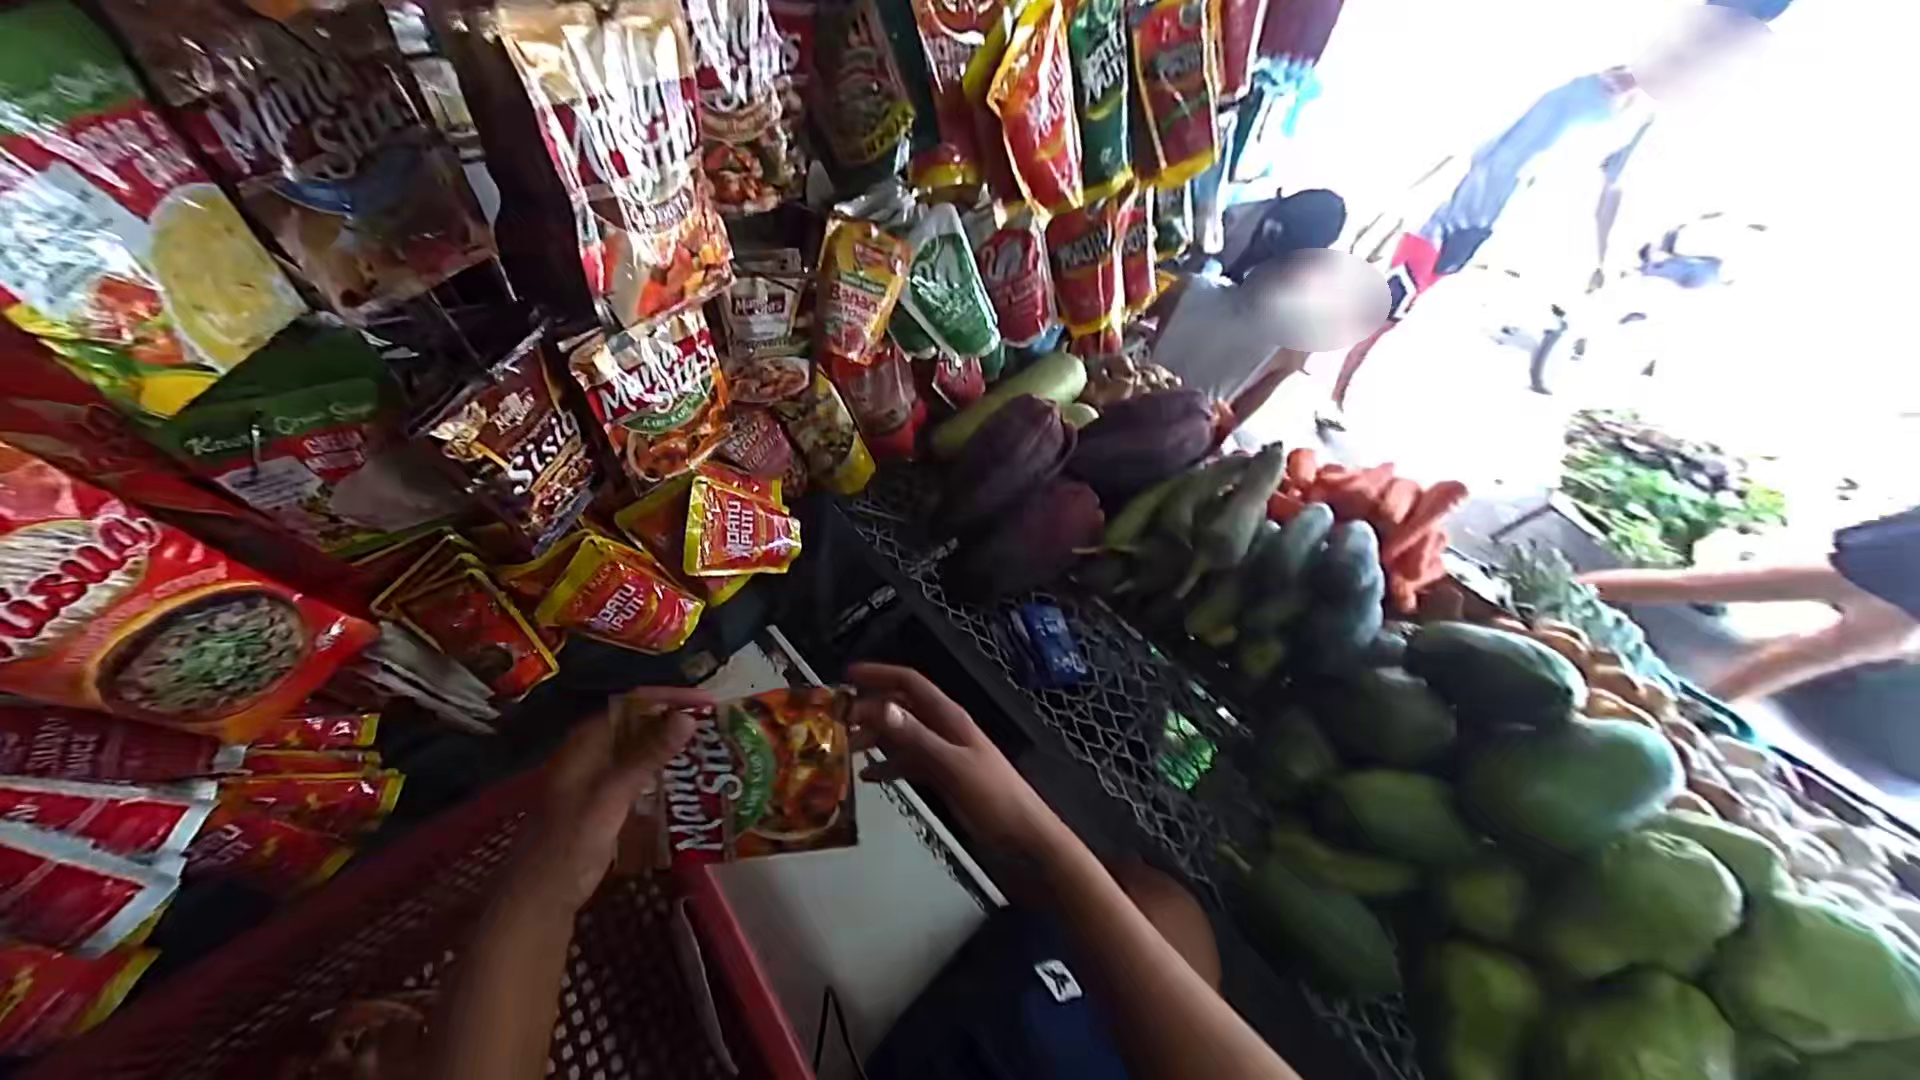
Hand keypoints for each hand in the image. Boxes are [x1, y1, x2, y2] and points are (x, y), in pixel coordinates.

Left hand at [505, 688, 704, 911]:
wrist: (536, 907)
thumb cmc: (568, 847)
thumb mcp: (612, 796)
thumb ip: (649, 755)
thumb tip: (688, 716)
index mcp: (585, 744)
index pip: (631, 704)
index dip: (669, 698)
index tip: (707, 701)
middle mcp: (591, 754)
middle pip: (638, 724)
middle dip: (675, 720)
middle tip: (715, 723)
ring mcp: (598, 779)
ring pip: (642, 748)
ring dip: (672, 745)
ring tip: (710, 746)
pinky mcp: (607, 802)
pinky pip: (641, 773)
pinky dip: (664, 769)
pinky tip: (689, 778)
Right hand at [846, 664, 1070, 863]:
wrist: (1023, 835)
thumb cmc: (993, 797)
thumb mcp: (951, 766)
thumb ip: (916, 738)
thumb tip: (881, 707)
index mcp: (949, 718)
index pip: (910, 683)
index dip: (880, 674)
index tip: (847, 676)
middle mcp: (944, 728)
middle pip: (902, 708)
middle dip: (871, 710)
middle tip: (838, 724)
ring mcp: (944, 752)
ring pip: (903, 736)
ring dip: (876, 739)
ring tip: (847, 751)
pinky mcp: (944, 775)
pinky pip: (910, 762)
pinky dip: (889, 766)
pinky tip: (870, 777)